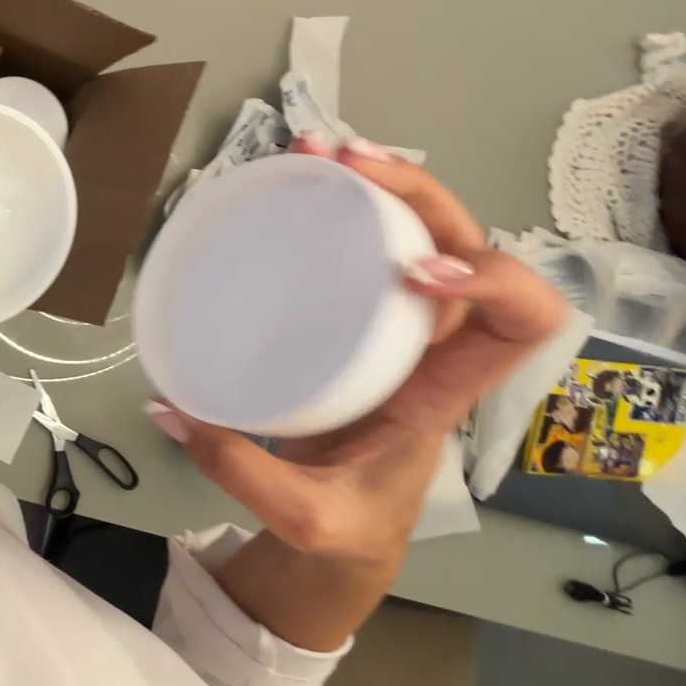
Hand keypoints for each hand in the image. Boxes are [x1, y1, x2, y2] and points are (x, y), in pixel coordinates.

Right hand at [146, 135, 567, 645]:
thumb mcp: (299, 517)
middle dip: (417, 193)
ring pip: (420, 235)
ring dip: (381, 183)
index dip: (492, 280)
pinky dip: (343, 210)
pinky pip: (368, 252)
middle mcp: (431, 347)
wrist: (346, 532)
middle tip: (342, 162)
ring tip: (315, 153)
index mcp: (442, 393)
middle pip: (468, 246)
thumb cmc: (345, 527)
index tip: (411, 271)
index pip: (519, 323)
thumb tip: (166, 406)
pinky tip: (298, 193)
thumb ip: (235, 470)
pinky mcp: (358, 324)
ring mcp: (396, 330)